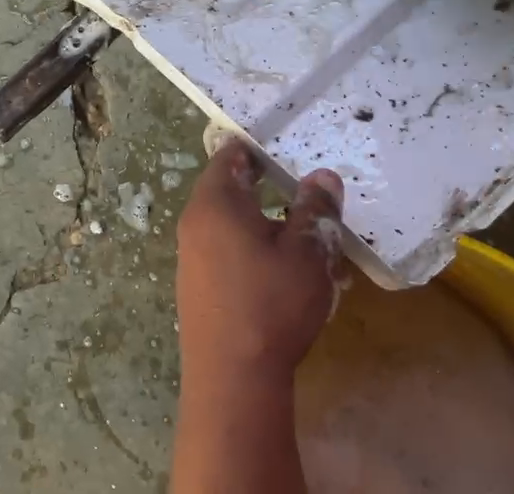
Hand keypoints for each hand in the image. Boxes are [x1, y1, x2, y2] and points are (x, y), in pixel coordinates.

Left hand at [176, 140, 344, 383]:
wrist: (231, 370)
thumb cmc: (270, 302)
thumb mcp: (305, 253)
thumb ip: (314, 211)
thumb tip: (322, 175)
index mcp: (214, 202)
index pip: (229, 158)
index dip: (254, 148)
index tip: (281, 143)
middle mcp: (195, 220)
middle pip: (230, 190)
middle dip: (268, 189)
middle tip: (307, 191)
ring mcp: (192, 251)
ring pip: (232, 223)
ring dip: (267, 225)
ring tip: (310, 239)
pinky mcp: (197, 280)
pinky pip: (227, 250)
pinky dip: (255, 250)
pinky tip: (288, 273)